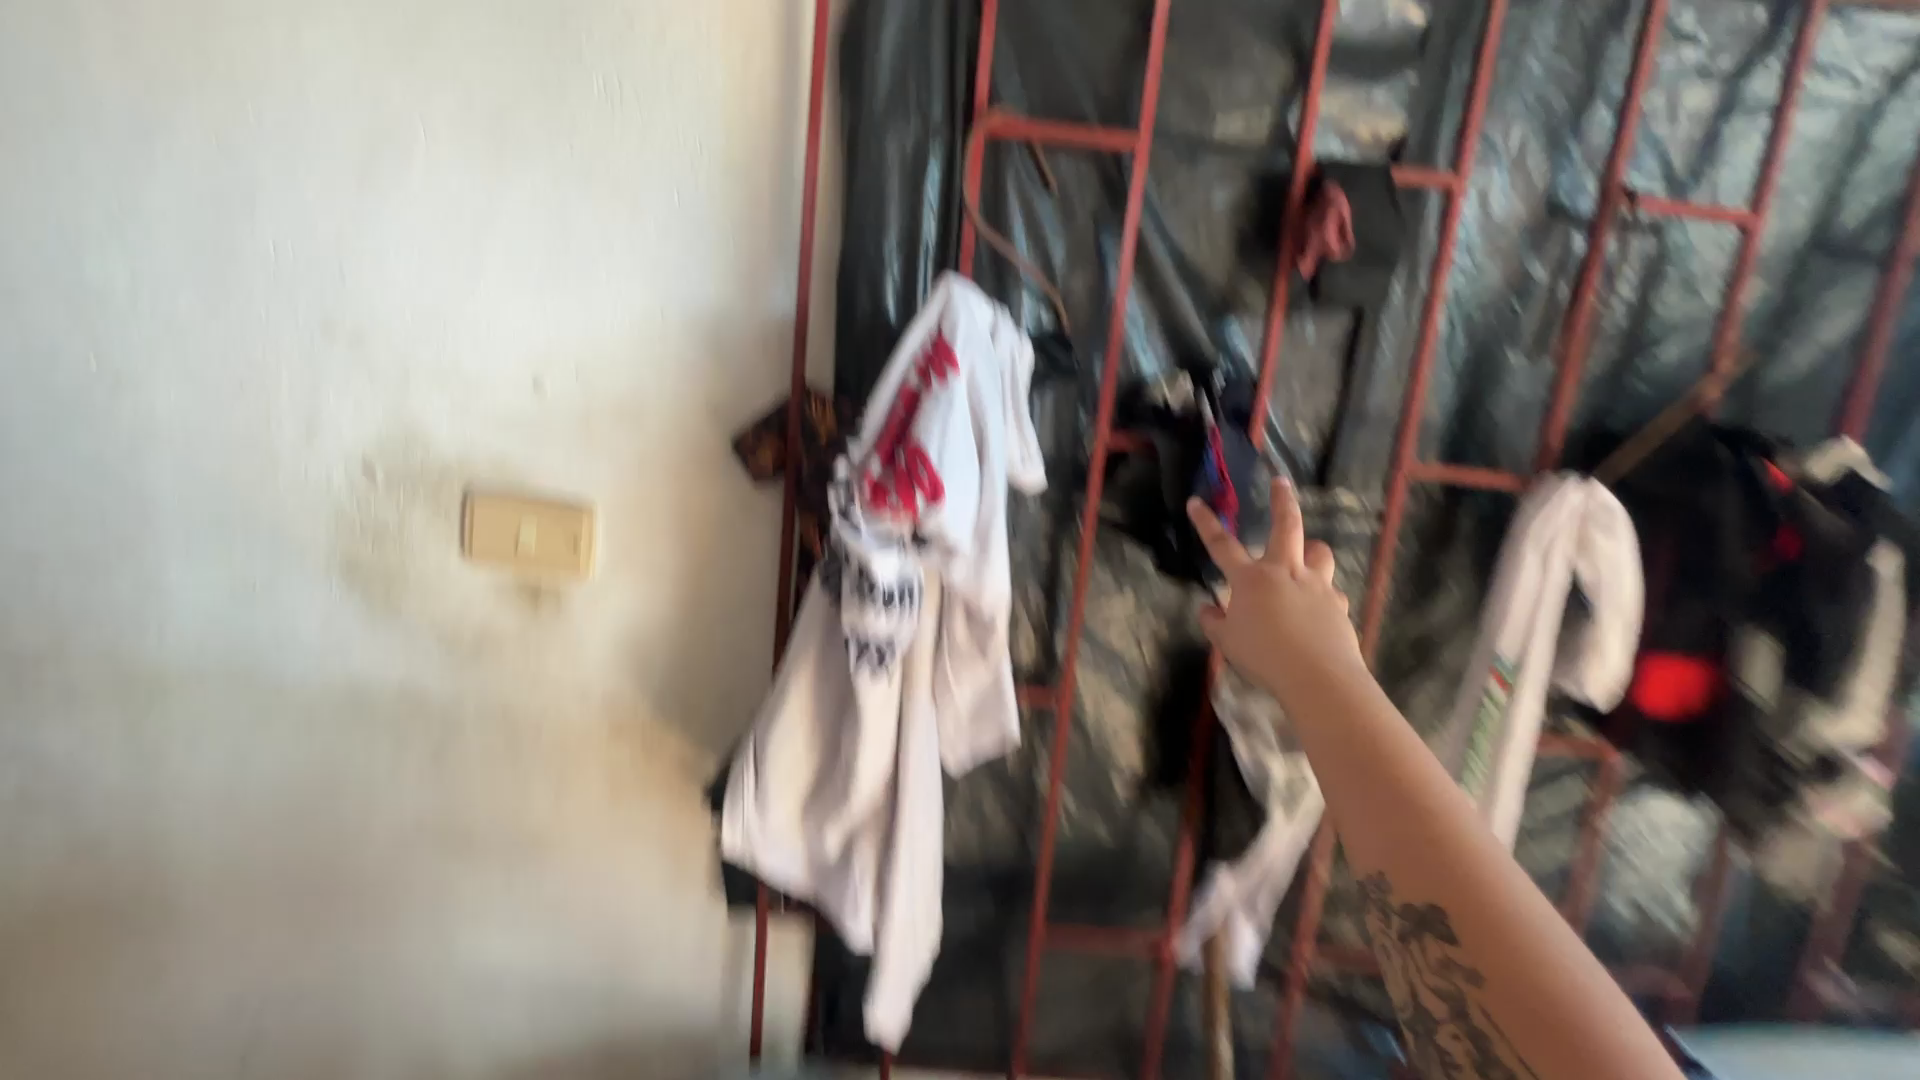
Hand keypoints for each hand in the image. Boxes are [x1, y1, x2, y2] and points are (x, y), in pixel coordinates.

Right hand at [1186, 478, 1363, 697]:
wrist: (1318, 677)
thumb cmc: (1264, 656)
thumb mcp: (1226, 643)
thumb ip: (1214, 622)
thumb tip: (1208, 609)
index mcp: (1251, 579)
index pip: (1222, 545)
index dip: (1206, 523)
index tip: (1196, 502)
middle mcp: (1285, 572)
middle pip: (1286, 526)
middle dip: (1282, 501)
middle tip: (1281, 482)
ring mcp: (1316, 585)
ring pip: (1319, 552)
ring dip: (1311, 550)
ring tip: (1306, 556)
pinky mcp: (1338, 604)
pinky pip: (1331, 591)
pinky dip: (1322, 595)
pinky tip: (1317, 611)